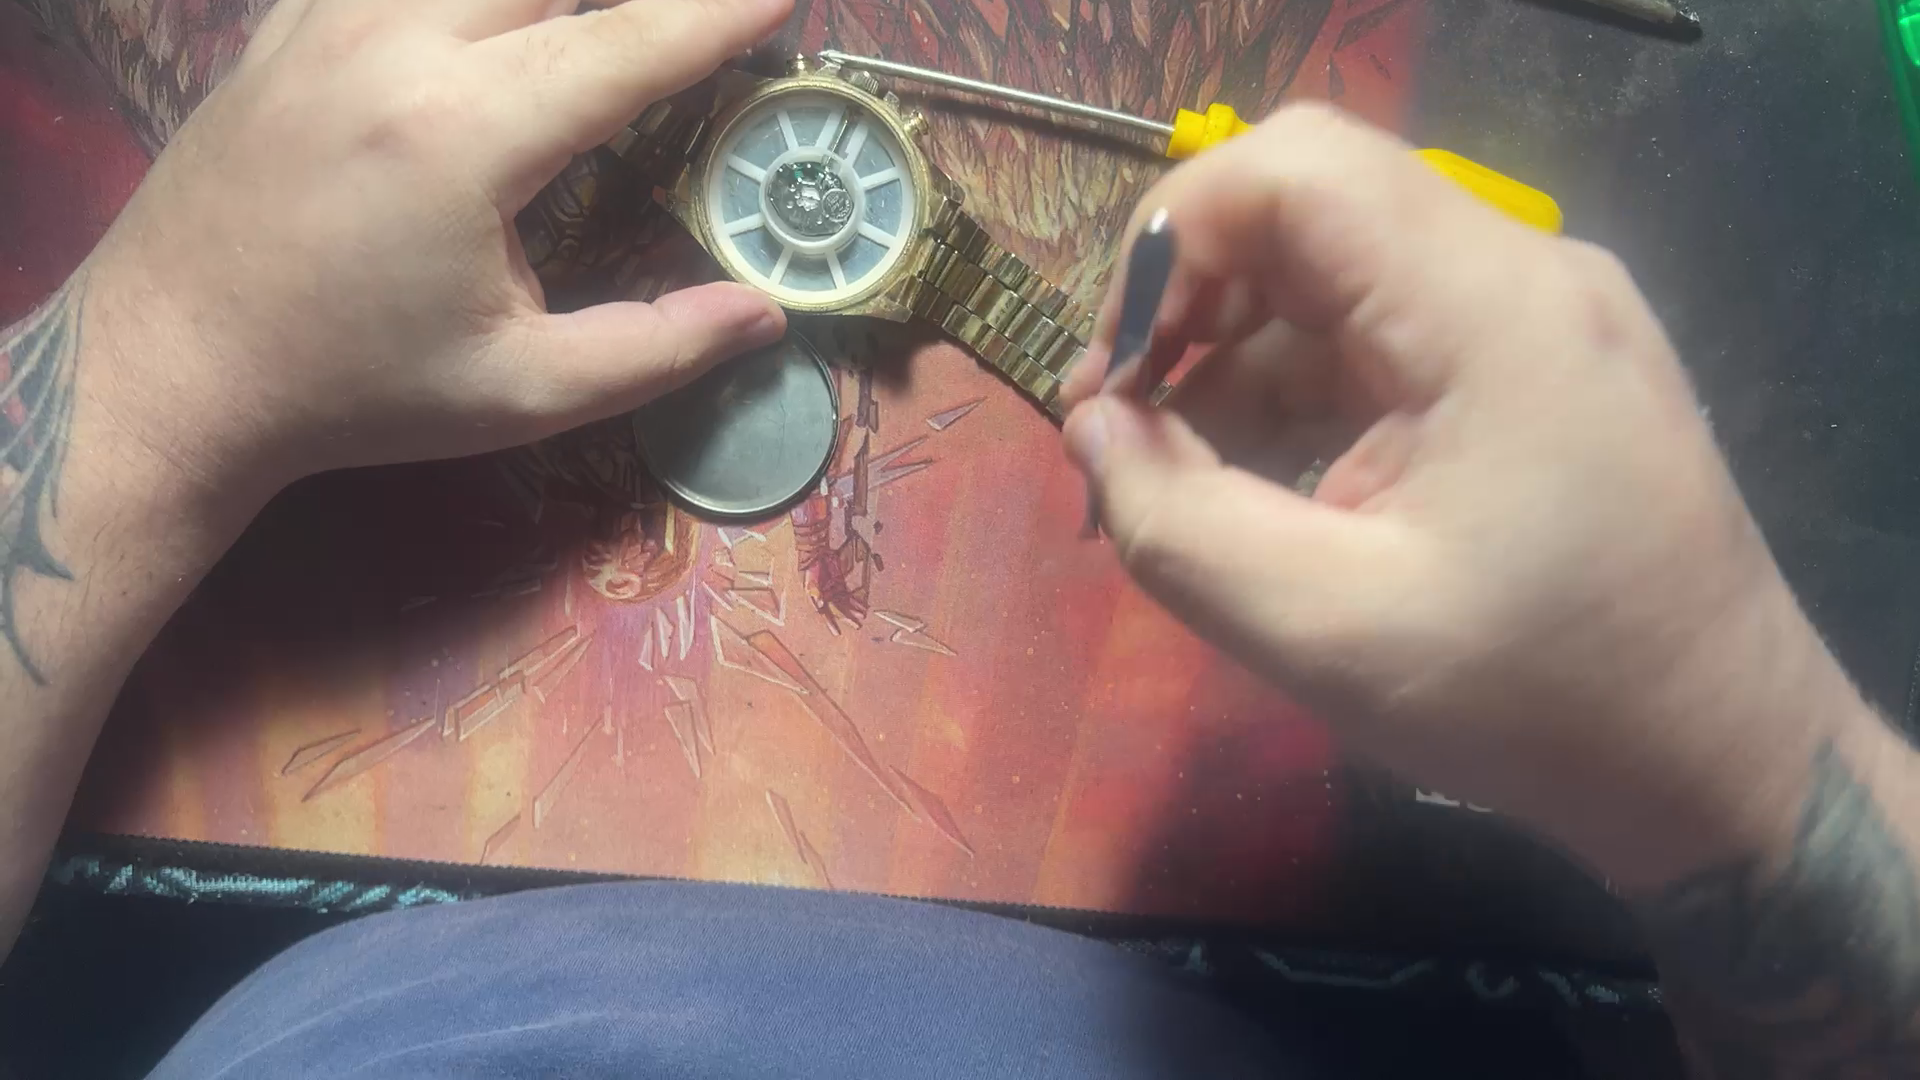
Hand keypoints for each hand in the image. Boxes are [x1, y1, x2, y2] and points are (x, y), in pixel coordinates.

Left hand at [83, 0, 790, 496]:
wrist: (177, 370)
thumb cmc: (370, 391)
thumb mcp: (538, 392)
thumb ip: (663, 347)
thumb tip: (765, 312)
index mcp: (461, 134)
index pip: (619, 47)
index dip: (712, 17)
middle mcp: (389, 43)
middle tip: (711, 9)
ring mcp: (326, 22)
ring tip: (628, 17)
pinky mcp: (291, 31)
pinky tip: (514, 21)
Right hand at [1061, 105, 1873, 886]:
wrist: (1698, 760)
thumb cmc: (1521, 699)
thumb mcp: (1311, 628)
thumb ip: (1167, 520)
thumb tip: (1086, 426)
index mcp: (1483, 312)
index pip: (1294, 173)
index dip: (1169, 244)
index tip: (1114, 370)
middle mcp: (1500, 280)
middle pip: (1290, 217)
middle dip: (1174, 309)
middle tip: (1111, 422)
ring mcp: (1495, 323)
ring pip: (1299, 289)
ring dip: (1205, 369)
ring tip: (1151, 476)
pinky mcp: (1481, 372)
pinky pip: (1332, 349)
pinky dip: (1254, 404)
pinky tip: (1222, 481)